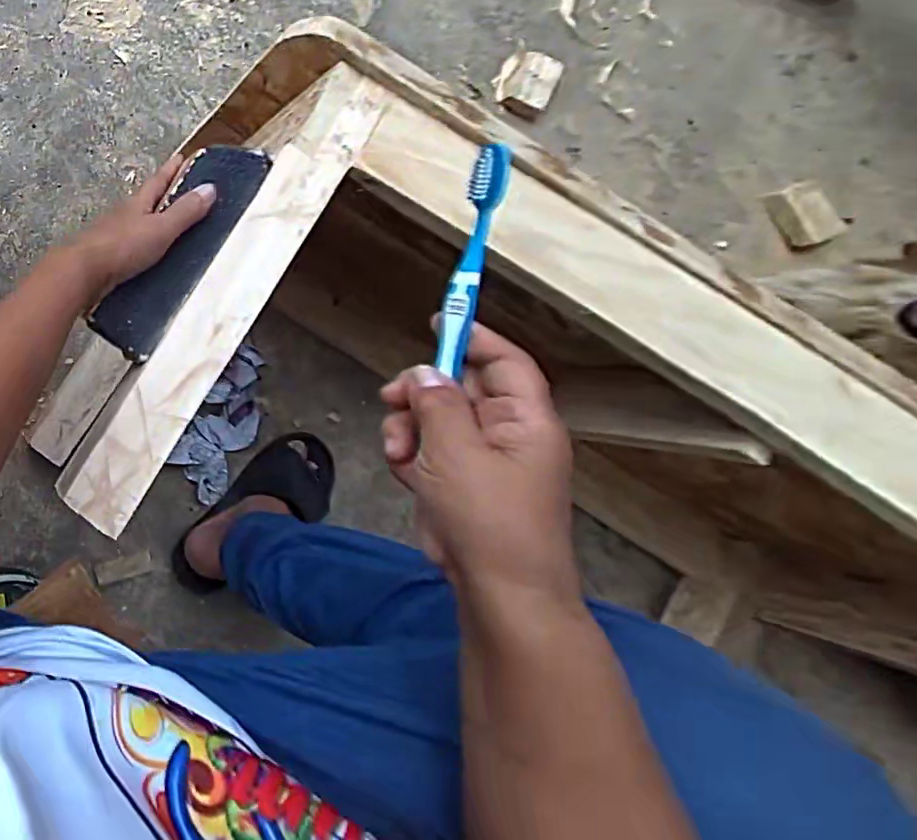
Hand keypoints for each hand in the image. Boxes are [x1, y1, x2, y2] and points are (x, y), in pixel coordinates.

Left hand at [58, 154, 216, 302]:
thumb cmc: (122, 247)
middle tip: (180, 189)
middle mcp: (124, 215)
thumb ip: (185, 212)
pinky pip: (132, 245)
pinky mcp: (109, 257)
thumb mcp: (161, 228)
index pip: (159, 180)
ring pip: (138, 222)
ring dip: (153, 220)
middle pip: (147, 199)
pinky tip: (150, 255)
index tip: (183, 157)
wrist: (83, 273)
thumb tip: (209, 188)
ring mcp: (114, 236)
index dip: (172, 169)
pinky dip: (144, 245)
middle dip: (163, 193)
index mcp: (138, 203)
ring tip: (170, 224)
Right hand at [380, 320, 579, 602]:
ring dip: (409, 429)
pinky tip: (403, 473)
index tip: (441, 319)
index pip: (504, 361)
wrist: (498, 596)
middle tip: (391, 399)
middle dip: (421, 393)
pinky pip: (430, 451)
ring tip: (397, 452)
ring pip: (437, 420)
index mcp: (525, 421)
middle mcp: (508, 434)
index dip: (474, 337)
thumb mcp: (455, 453)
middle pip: (460, 389)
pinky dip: (411, 456)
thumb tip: (425, 372)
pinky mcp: (462, 483)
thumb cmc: (488, 522)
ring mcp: (484, 460)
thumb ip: (436, 403)